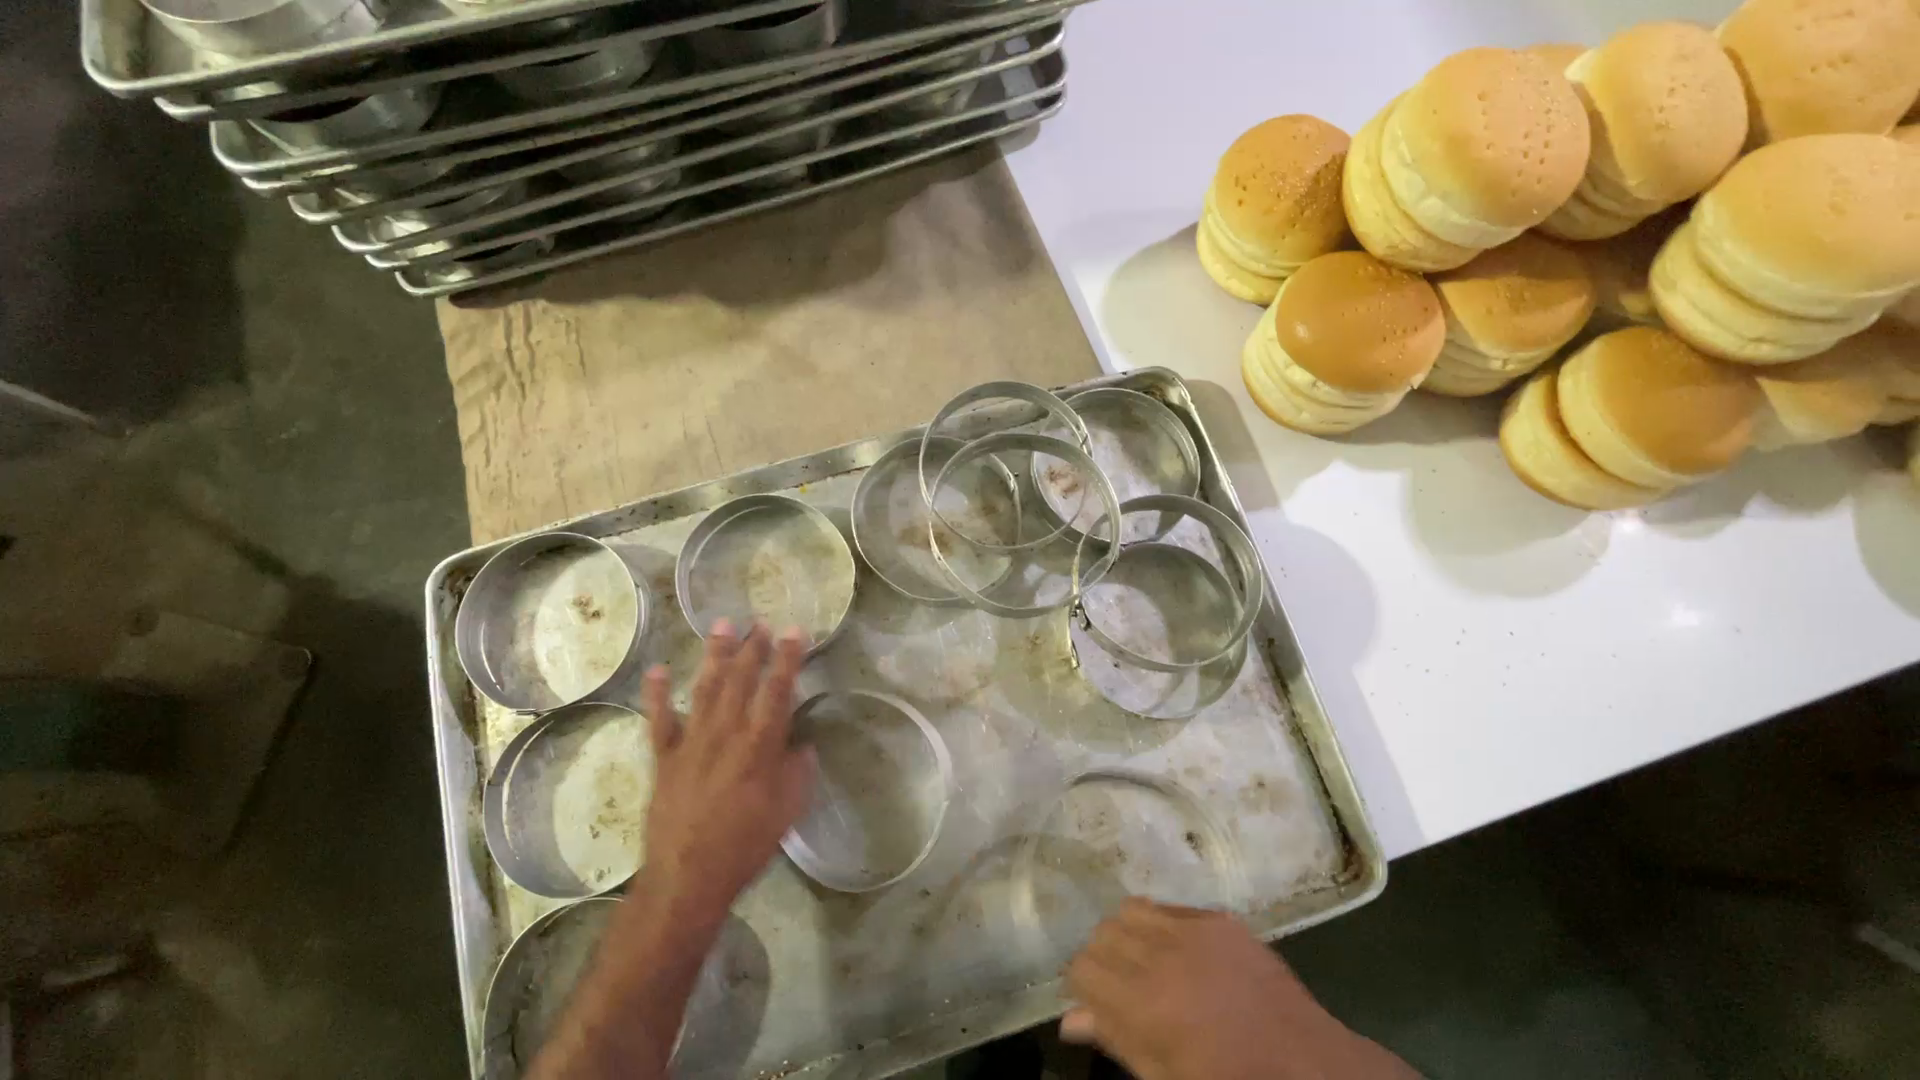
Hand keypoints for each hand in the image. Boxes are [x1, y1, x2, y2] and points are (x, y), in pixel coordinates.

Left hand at [639, 620, 816, 925]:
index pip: (778, 691)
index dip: (787, 659)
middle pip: (741, 681)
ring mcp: (691, 743)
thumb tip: (802, 745)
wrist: (687, 877)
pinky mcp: (664, 758)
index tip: (794, 631)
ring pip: (705, 689)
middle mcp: (725, 734)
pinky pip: (659, 720)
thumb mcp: (787, 812)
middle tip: (760, 622)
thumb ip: (797, 773)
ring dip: (715, 656)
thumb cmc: (745, 846)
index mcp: (760, 747)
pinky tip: (657, 670)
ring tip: (722, 626)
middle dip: (753, 648)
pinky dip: (657, 694)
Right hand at [1062, 899, 1418, 1079]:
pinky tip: (1182, 954)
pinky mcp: (1221, 919)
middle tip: (1121, 986)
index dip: (1083, 985)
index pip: (1081, 967)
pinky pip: (1171, 906)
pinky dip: (1164, 925)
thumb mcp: (1166, 1077)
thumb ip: (1116, 1040)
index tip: (1095, 1001)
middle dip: (1103, 957)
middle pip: (1102, 932)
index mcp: (1144, 1004)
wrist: (1306, 1066)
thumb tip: (1069, 1019)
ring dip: (1129, 934)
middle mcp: (1162, 955)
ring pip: (1131, 909)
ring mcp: (1194, 930)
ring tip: (1147, 963)